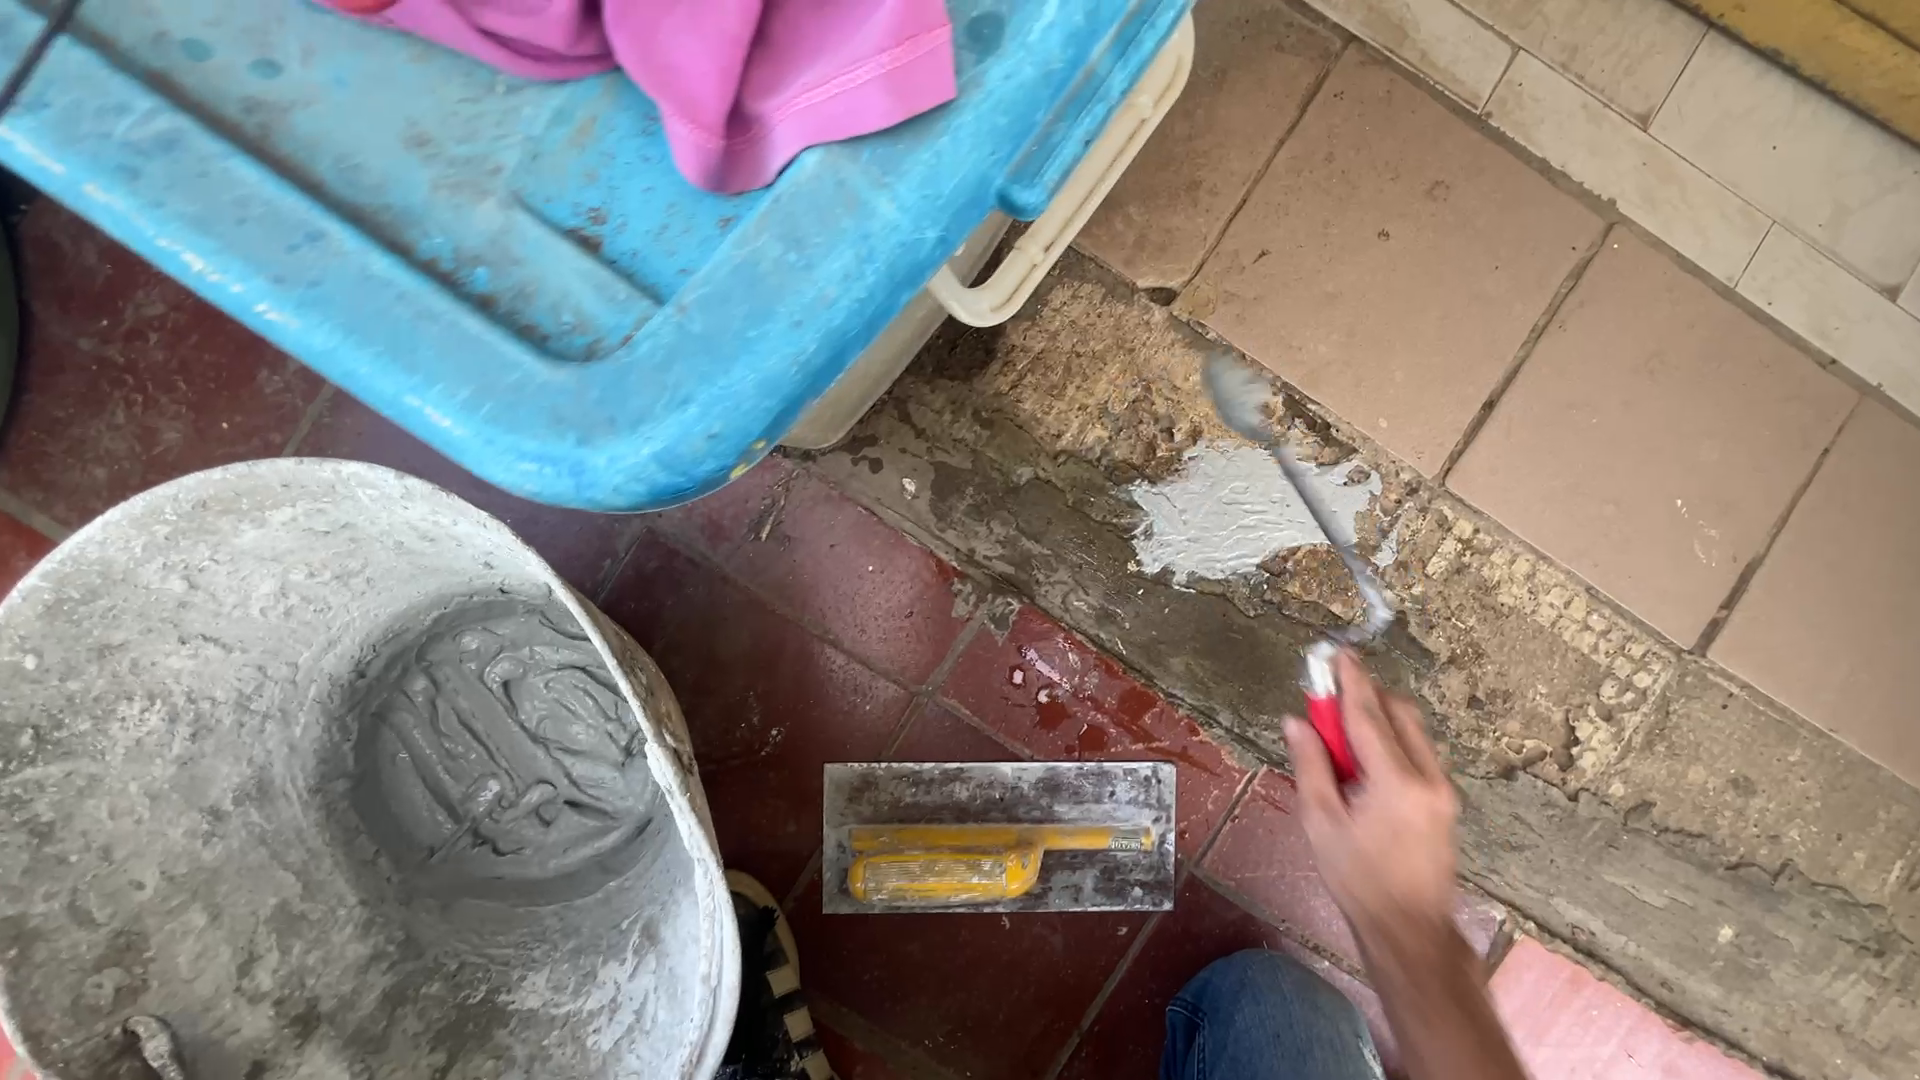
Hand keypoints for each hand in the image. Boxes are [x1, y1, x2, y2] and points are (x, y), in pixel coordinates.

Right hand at [1284, 651, 1458, 950]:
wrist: (1409, 927)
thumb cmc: (1356, 877)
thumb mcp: (1320, 821)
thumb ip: (1310, 764)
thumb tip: (1296, 721)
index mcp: (1396, 782)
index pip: (1369, 716)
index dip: (1351, 681)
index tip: (1338, 653)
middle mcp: (1429, 778)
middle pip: (1400, 713)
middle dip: (1366, 694)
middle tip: (1330, 694)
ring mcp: (1443, 789)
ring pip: (1413, 729)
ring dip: (1378, 716)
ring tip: (1341, 730)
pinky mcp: (1444, 800)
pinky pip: (1418, 750)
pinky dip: (1390, 738)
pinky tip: (1363, 758)